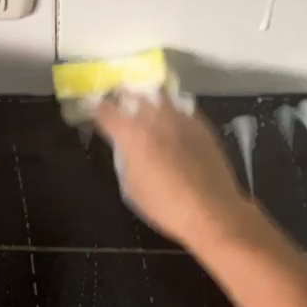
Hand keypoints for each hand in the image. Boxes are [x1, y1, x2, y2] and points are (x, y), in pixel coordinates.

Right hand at [94, 94, 259, 248]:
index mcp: (131, 133)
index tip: (92, 110)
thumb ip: (124, 158)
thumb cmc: (166, 206)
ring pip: (157, 96)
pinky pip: (179, 108)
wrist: (214, 211)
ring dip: (148, 100)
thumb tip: (124, 146)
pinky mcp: (199, 123)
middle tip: (119, 106)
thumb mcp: (131, 187)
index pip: (104, 110)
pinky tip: (172, 124)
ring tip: (146, 109)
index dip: (95, 108)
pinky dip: (171, 112)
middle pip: (131, 94)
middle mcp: (153, 117)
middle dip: (122, 98)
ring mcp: (179, 116)